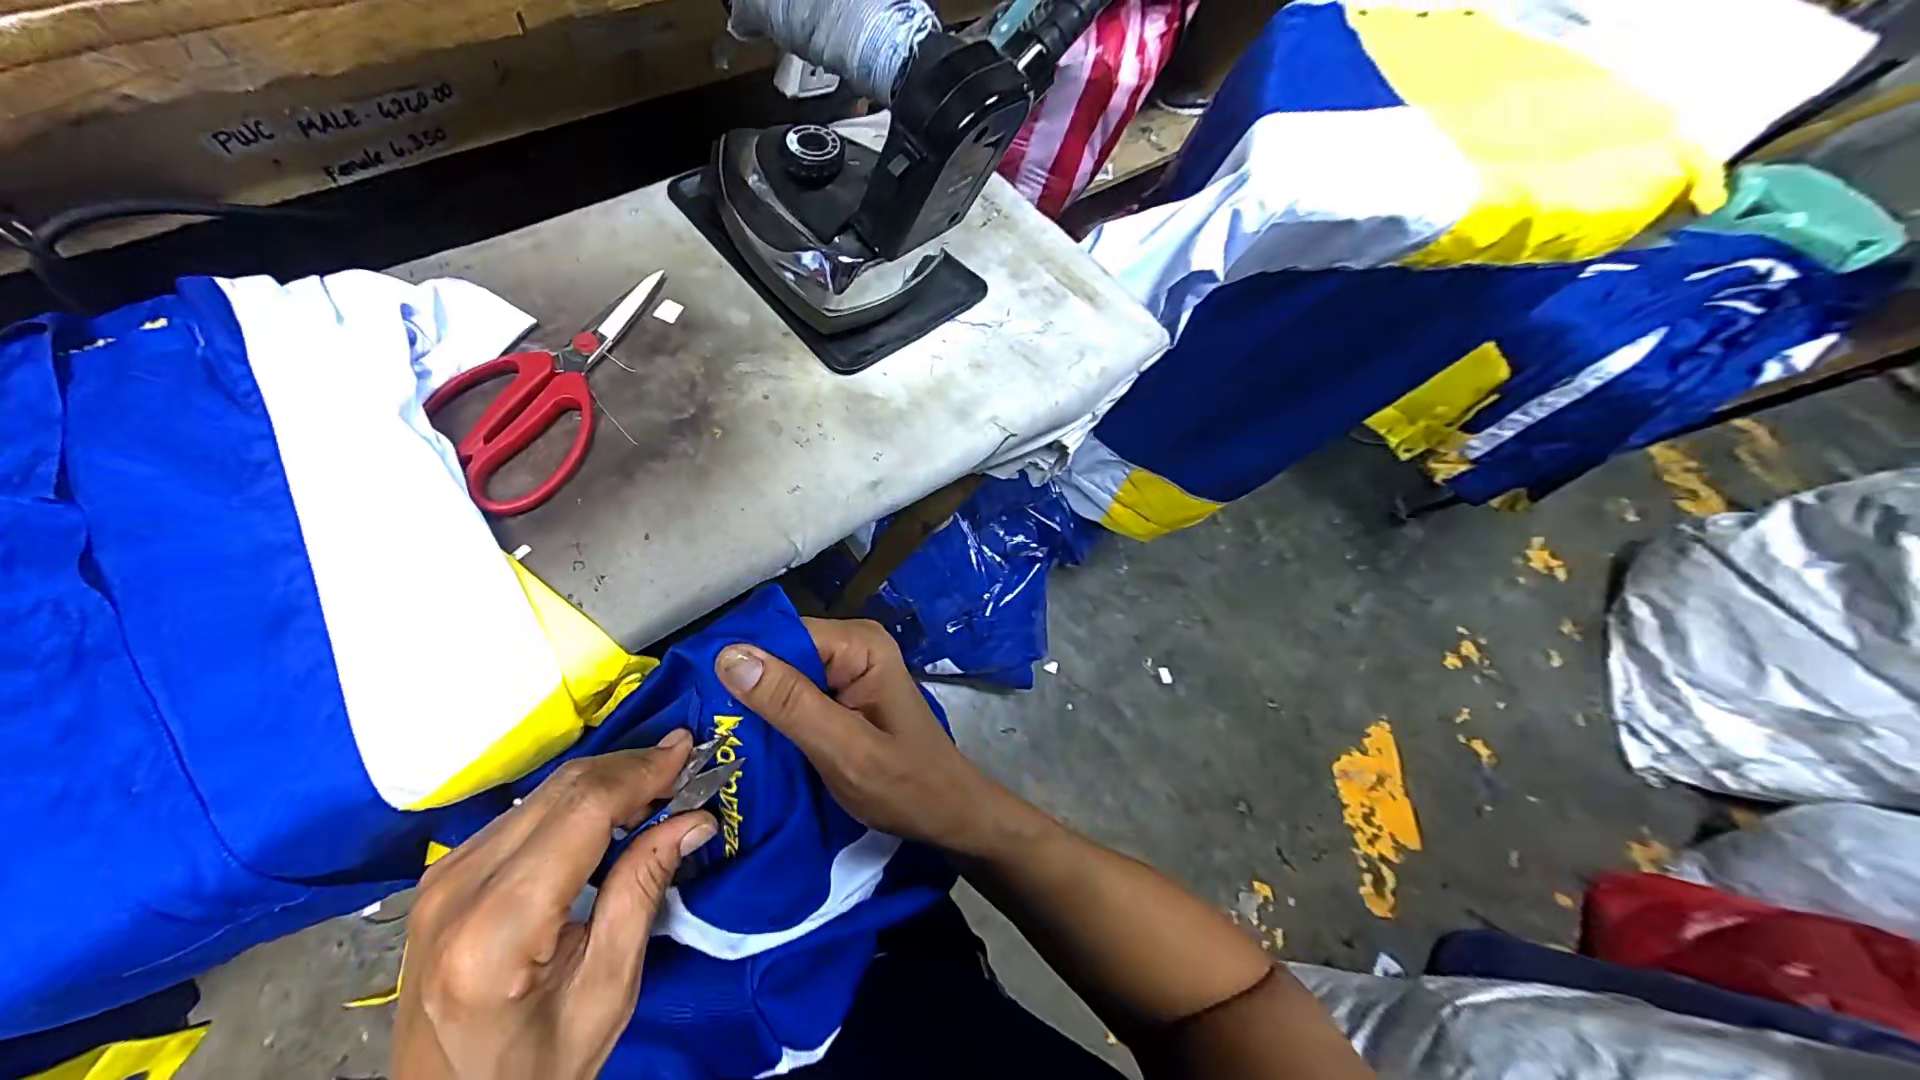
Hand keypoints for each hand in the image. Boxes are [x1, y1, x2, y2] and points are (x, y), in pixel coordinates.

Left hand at [392, 732, 717, 1079]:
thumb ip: (643, 891)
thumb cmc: (537, 1067)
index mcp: (498, 928)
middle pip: (563, 790)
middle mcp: (459, 889)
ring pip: (545, 792)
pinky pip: (527, 811)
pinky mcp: (445, 874)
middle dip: (632, 767)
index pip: (583, 811)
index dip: (641, 772)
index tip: (689, 754)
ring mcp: (443, 878)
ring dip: (609, 780)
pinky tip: (614, 810)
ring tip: (659, 787)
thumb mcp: (608, 990)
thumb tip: (693, 819)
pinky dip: (580, 799)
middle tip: (685, 766)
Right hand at [715, 618, 1036, 856]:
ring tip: (711, 738)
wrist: (947, 814)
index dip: (739, 663)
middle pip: (778, 653)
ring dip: (752, 706)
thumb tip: (728, 655)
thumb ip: (790, 703)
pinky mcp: (839, 695)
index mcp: (860, 644)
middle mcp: (852, 645)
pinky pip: (793, 696)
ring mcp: (846, 670)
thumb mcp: (845, 749)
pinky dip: (771, 719)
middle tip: (698, 728)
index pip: (782, 635)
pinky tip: (745, 742)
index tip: (695, 699)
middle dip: (742, 687)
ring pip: (781, 676)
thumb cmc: (906, 786)